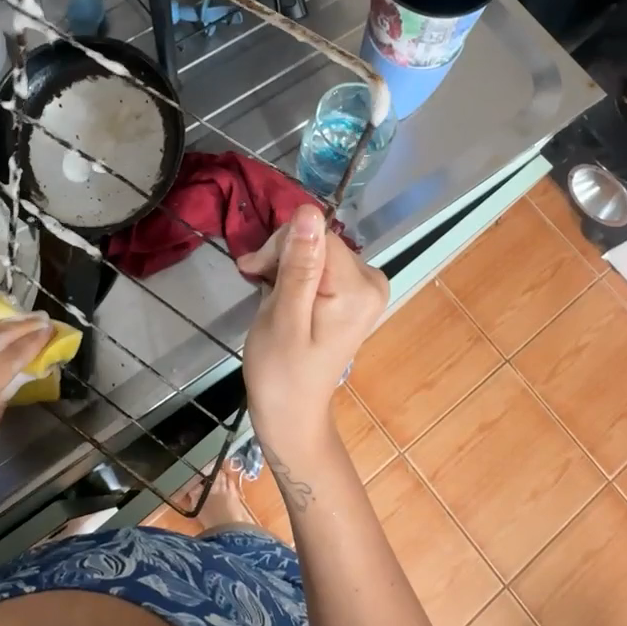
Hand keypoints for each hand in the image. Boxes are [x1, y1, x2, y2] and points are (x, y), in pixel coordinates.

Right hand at [238, 205, 388, 454]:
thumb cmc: (280, 372)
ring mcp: (365, 288)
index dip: (282, 244)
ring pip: (317, 249)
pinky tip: (278, 291)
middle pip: (320, 240)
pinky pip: (321, 264)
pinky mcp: (353, 293)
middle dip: (282, 254)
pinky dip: (294, 272)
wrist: (292, 414)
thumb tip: (310, 211)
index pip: (319, 234)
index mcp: (358, 289)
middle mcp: (371, 282)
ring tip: (264, 289)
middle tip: (256, 280)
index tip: (255, 270)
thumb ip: (299, 265)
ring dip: (284, 263)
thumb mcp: (283, 317)